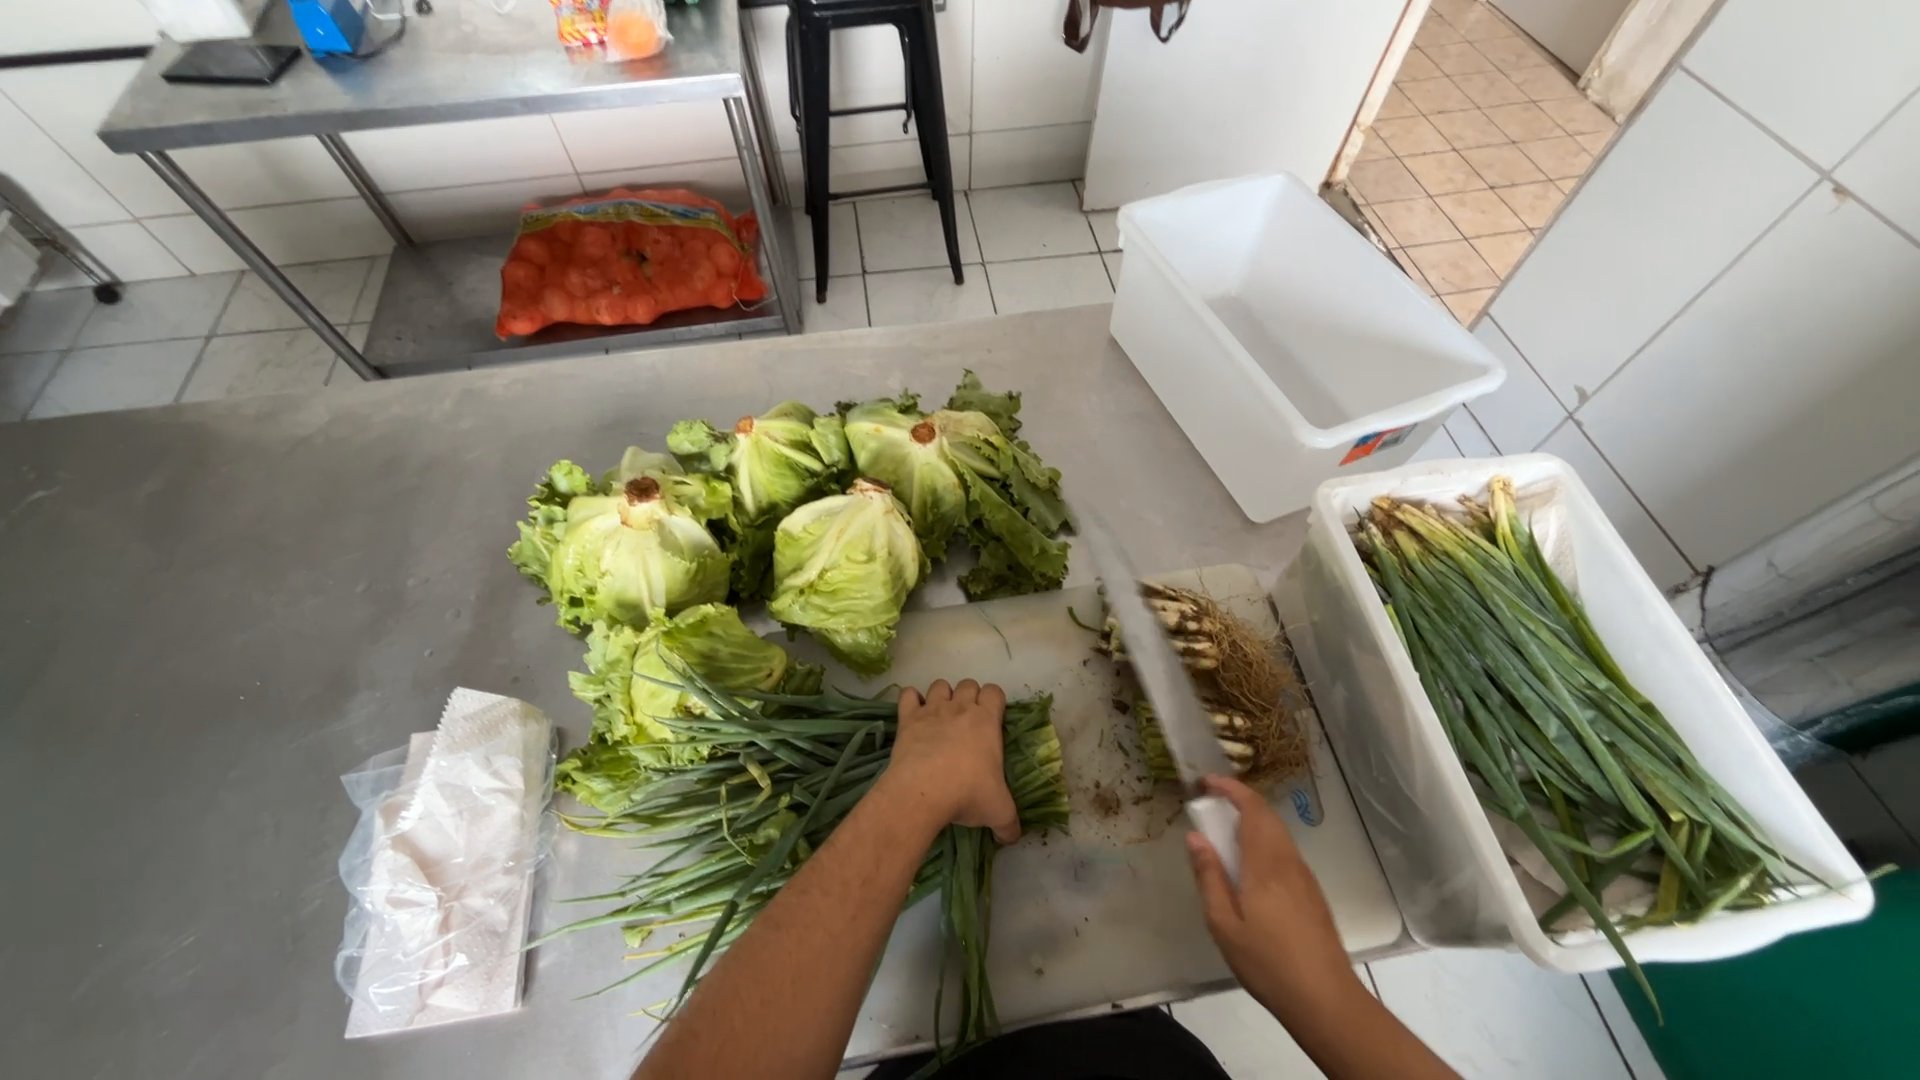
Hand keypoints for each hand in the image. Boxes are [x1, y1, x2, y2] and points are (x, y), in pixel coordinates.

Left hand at [880, 680, 1020, 843]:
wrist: (923, 791)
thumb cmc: (968, 794)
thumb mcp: (999, 811)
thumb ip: (1009, 824)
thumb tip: (1013, 838)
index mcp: (987, 721)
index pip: (995, 692)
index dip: (994, 700)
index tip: (992, 718)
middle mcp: (961, 708)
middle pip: (968, 684)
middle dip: (969, 696)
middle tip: (967, 722)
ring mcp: (932, 710)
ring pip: (939, 685)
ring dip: (941, 695)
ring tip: (940, 716)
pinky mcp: (908, 719)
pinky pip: (908, 695)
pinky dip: (911, 700)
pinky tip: (913, 714)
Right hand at [1186, 775, 1364, 1017]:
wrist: (1325, 1000)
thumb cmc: (1268, 963)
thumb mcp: (1223, 924)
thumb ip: (1209, 876)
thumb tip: (1195, 838)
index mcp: (1265, 865)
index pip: (1252, 810)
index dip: (1231, 788)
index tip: (1206, 781)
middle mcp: (1288, 863)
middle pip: (1267, 816)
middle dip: (1239, 800)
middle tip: (1210, 801)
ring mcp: (1304, 878)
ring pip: (1277, 833)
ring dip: (1252, 820)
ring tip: (1224, 830)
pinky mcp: (1311, 894)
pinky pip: (1284, 851)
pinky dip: (1263, 840)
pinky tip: (1248, 863)